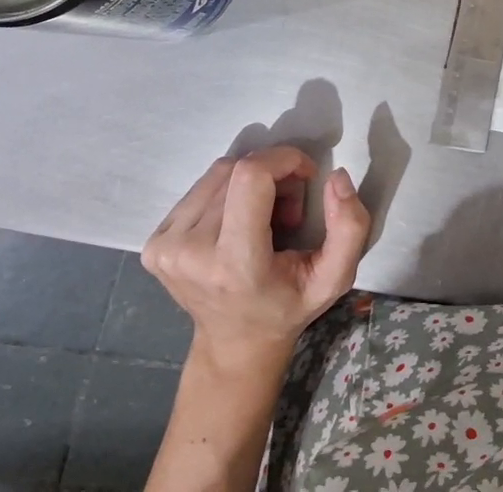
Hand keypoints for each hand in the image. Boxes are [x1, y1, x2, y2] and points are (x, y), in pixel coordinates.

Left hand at [141, 146, 370, 370]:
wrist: (235, 343)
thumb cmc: (289, 307)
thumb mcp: (336, 276)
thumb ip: (350, 226)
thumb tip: (336, 176)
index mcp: (234, 263)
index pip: (250, 176)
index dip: (284, 159)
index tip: (307, 174)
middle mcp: (189, 252)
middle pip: (238, 172)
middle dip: (275, 176)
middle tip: (290, 211)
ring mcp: (164, 248)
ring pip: (219, 174)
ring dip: (251, 183)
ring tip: (265, 219)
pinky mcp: (152, 243)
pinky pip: (200, 189)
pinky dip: (228, 194)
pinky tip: (239, 223)